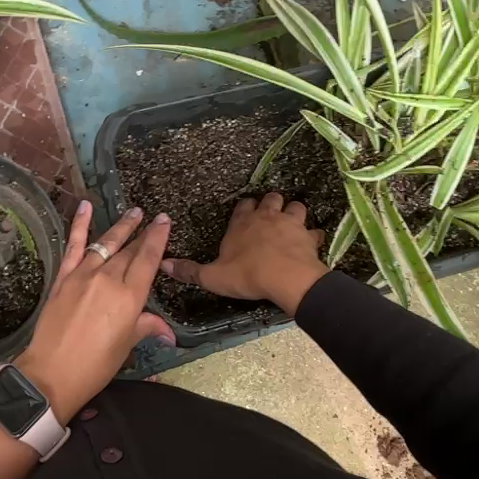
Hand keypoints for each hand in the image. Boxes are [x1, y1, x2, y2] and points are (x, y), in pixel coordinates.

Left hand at [15, 200, 174, 422]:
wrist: (52, 373)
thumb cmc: (95, 365)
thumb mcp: (125, 346)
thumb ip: (145, 327)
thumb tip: (167, 332)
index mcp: (129, 298)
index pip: (148, 260)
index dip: (158, 238)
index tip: (165, 221)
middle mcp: (109, 280)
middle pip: (130, 251)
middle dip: (143, 234)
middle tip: (152, 218)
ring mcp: (84, 275)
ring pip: (106, 244)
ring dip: (121, 227)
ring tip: (133, 212)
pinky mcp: (63, 277)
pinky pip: (74, 246)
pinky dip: (80, 225)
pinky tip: (85, 207)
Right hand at [162, 193, 327, 314]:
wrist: (287, 279)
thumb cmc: (248, 275)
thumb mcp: (213, 277)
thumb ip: (190, 271)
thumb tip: (164, 265)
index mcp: (242, 223)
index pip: (242, 206)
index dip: (244, 208)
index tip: (244, 214)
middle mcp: (267, 217)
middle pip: (271, 198)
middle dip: (270, 202)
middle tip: (269, 214)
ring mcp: (290, 224)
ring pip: (295, 206)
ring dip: (294, 212)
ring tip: (291, 222)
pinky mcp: (309, 237)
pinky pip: (315, 232)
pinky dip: (313, 236)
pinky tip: (311, 243)